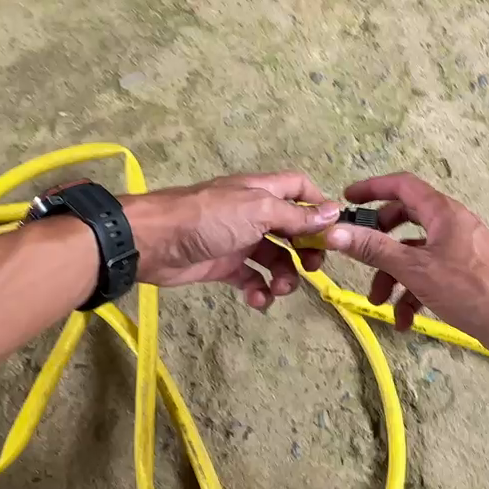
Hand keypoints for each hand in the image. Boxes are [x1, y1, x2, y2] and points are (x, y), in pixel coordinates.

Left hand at [122, 172, 340, 308]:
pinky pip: (252, 280)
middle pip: (293, 229)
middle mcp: (254, 214)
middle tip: (313, 267)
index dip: (318, 205)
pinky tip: (256, 299)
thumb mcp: (258, 210)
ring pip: (276, 259)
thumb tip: (334, 213)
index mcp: (262, 191)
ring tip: (279, 289)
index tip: (333, 230)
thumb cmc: (209, 218)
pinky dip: (259, 291)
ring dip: (284, 276)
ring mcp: (239, 241)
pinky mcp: (224, 266)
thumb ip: (296, 215)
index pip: (299, 188)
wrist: (154, 242)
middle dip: (307, 250)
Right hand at [322, 173, 488, 338]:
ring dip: (393, 276)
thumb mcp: (414, 269)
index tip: (347, 199)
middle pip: (405, 220)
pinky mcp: (464, 271)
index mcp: (443, 212)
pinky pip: (430, 273)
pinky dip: (413, 292)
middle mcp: (451, 223)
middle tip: (360, 254)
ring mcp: (459, 248)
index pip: (402, 185)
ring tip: (379, 303)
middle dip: (379, 242)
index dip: (372, 188)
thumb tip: (335, 232)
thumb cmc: (468, 290)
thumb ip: (374, 250)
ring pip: (415, 253)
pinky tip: (405, 321)